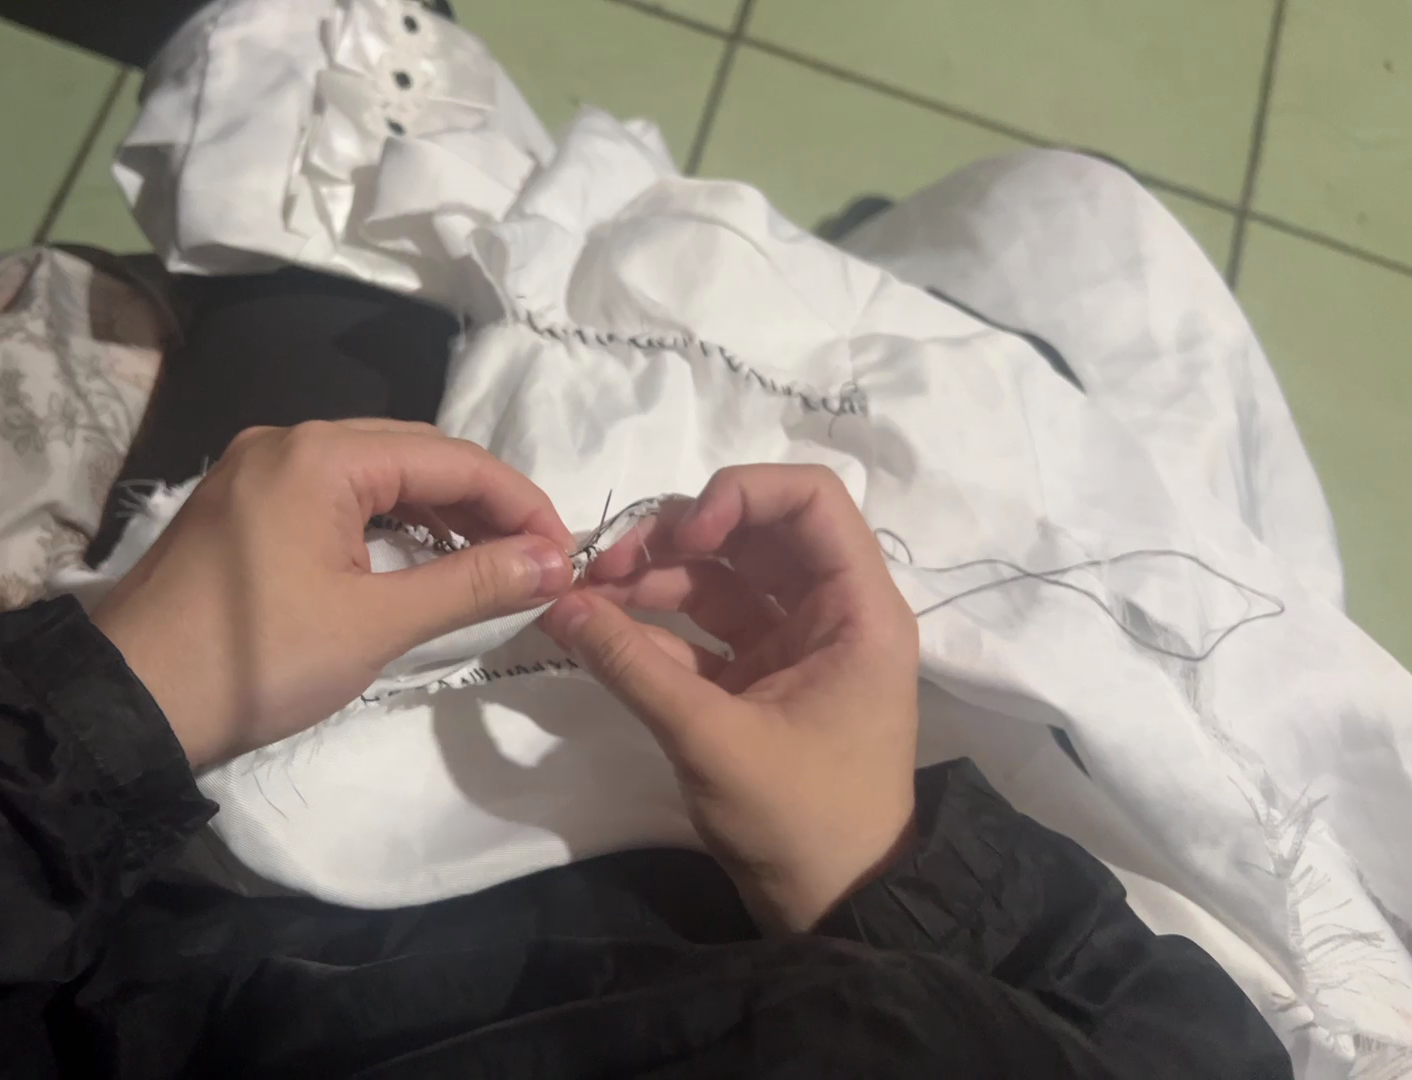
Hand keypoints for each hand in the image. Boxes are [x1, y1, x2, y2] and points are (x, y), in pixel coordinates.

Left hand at [92, 420, 574, 769]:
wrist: (127, 706)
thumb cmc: (258, 661)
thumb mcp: (375, 623)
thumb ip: (472, 583)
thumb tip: (553, 561)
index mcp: (322, 454)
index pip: (451, 459)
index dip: (519, 502)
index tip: (564, 551)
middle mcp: (291, 442)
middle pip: (416, 457)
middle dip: (484, 504)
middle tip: (534, 557)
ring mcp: (263, 470)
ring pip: (378, 476)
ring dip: (439, 513)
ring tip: (491, 558)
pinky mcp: (249, 505)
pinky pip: (340, 498)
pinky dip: (391, 523)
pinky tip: (421, 554)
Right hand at [541, 465, 919, 931]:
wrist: (833, 910)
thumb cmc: (802, 821)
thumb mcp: (711, 738)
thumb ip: (631, 665)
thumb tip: (557, 604)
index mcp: (854, 608)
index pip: (809, 500)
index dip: (739, 495)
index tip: (683, 535)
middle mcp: (824, 609)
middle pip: (746, 534)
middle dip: (670, 540)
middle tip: (603, 567)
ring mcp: (785, 641)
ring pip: (714, 577)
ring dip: (650, 580)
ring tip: (586, 598)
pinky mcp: (752, 672)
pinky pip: (697, 628)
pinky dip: (649, 626)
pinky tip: (600, 632)